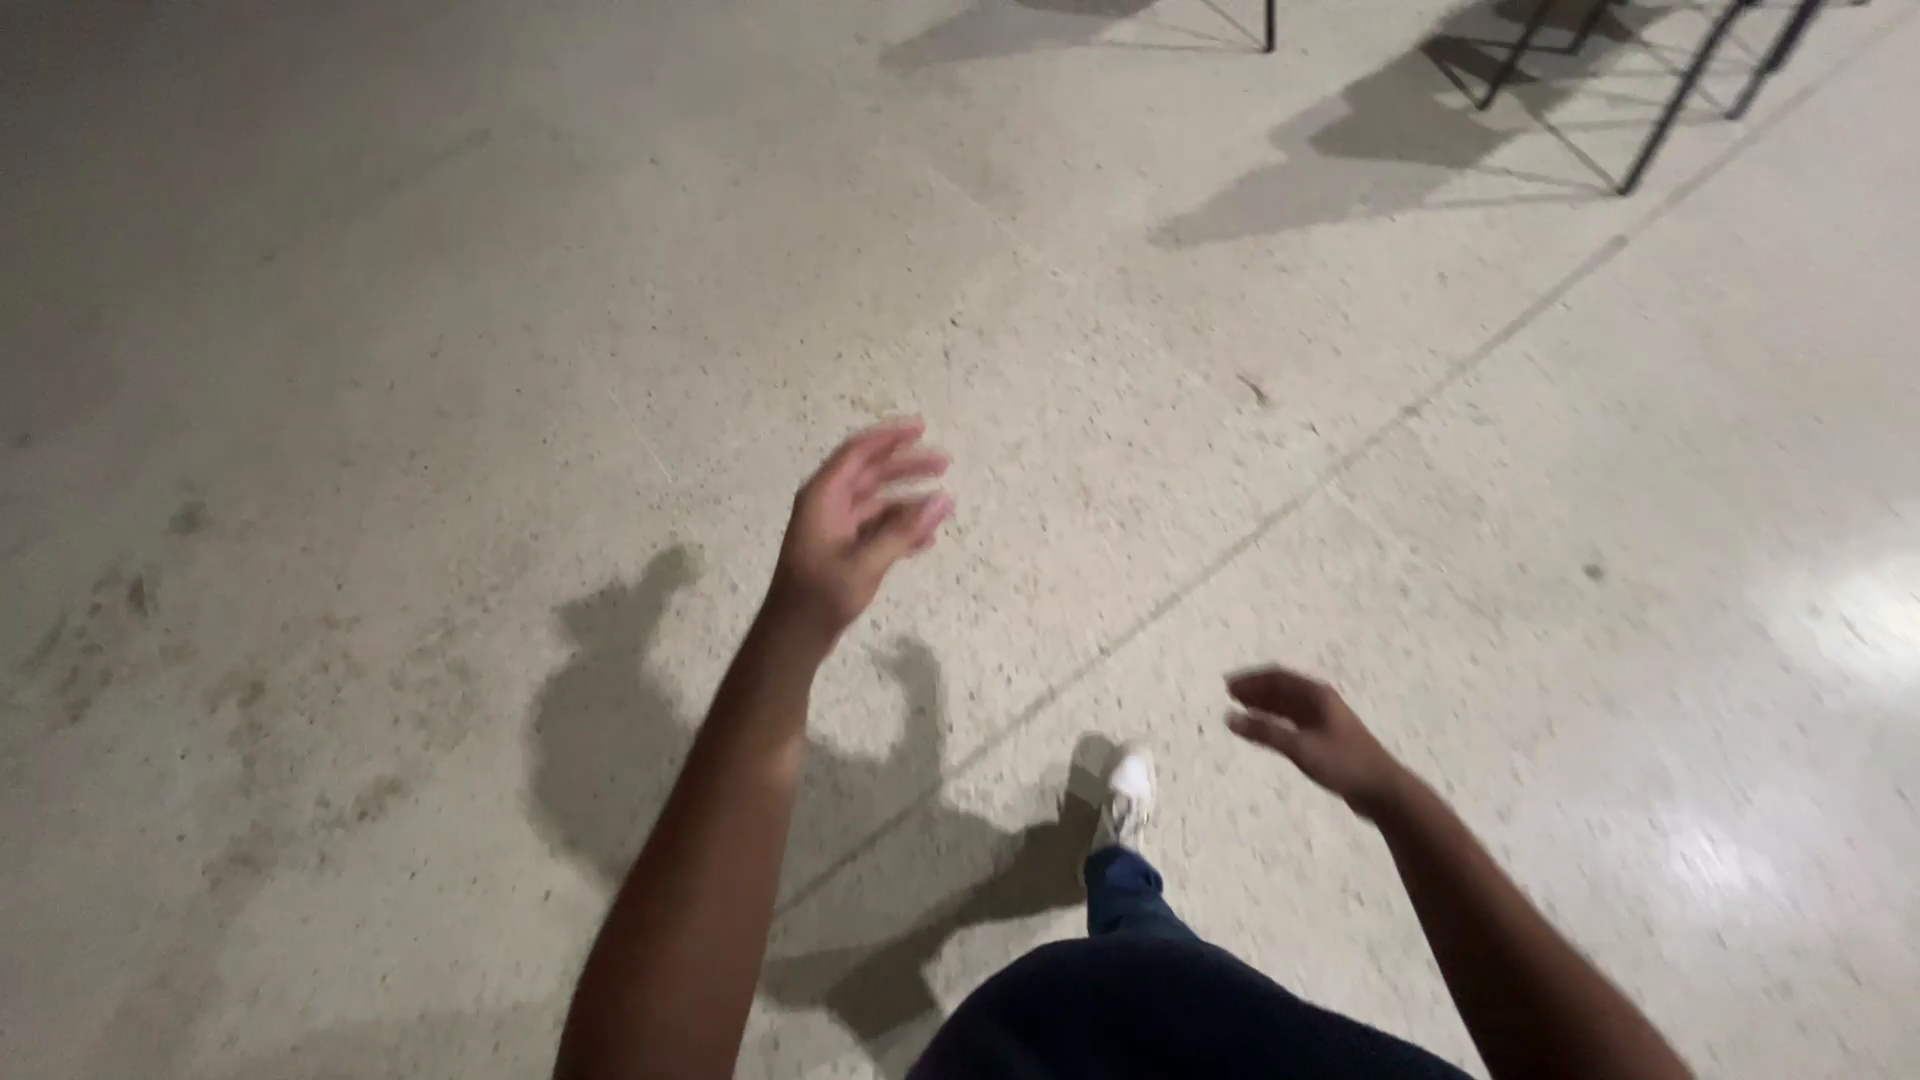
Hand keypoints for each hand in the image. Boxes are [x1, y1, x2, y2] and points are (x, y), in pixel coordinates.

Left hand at [767, 418, 953, 638]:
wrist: (794, 636)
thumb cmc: (822, 595)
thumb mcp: (866, 562)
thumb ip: (905, 530)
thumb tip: (943, 499)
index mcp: (823, 496)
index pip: (858, 452)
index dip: (890, 437)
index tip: (922, 427)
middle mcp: (828, 505)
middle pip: (872, 473)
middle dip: (907, 466)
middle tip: (944, 462)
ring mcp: (836, 527)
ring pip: (878, 502)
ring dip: (909, 501)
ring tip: (943, 504)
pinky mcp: (843, 549)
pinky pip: (876, 528)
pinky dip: (900, 529)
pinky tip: (926, 540)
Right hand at [1227, 666, 1411, 819]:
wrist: (1383, 790)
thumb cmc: (1343, 763)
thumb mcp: (1300, 747)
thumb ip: (1264, 732)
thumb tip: (1229, 718)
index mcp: (1316, 695)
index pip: (1277, 677)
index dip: (1251, 680)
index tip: (1228, 686)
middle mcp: (1320, 701)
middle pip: (1282, 688)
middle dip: (1255, 690)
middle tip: (1230, 695)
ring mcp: (1324, 719)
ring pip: (1287, 705)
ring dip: (1263, 704)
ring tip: (1241, 708)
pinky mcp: (1326, 738)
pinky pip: (1293, 721)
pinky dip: (1274, 721)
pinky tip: (1264, 729)